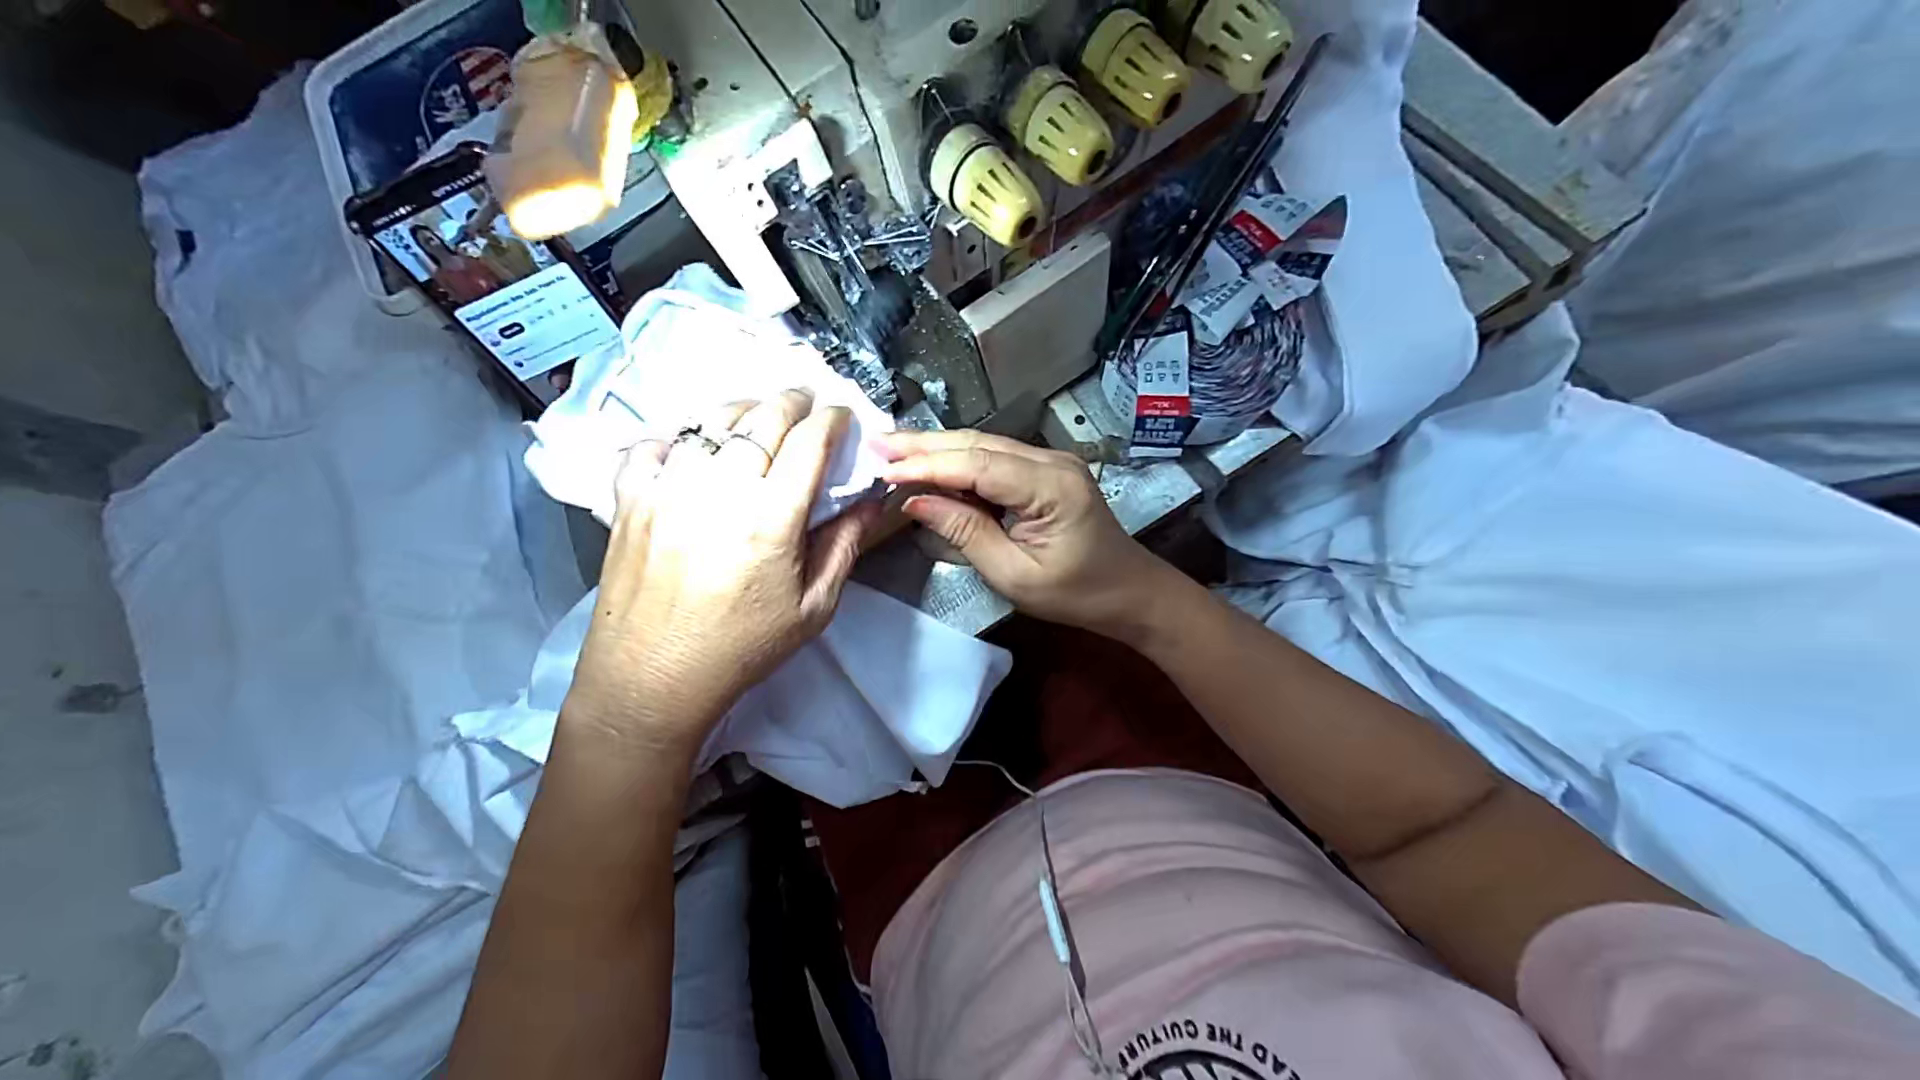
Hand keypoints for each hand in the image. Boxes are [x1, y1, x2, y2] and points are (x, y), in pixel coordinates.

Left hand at [568, 390, 878, 755]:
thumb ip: (845, 546)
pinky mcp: (630, 500)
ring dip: (741, 411)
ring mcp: (668, 489)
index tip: (842, 416)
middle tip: (806, 403)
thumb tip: (871, 500)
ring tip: (755, 417)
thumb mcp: (813, 608)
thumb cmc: (742, 648)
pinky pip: (652, 446)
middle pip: (762, 418)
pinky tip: (692, 448)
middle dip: (792, 401)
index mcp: (771, 518)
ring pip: (709, 422)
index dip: (833, 419)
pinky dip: (678, 436)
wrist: (652, 680)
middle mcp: (719, 490)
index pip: (810, 442)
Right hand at [878, 430, 1187, 641]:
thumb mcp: (1014, 574)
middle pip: (979, 443)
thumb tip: (916, 501)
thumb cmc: (1076, 593)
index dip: (928, 465)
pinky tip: (931, 463)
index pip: (977, 464)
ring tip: (892, 450)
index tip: (885, 470)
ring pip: (984, 445)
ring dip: (938, 449)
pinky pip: (995, 459)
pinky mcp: (1046, 470)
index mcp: (1051, 486)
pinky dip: (959, 462)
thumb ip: (965, 532)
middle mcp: (1051, 461)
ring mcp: (1051, 461)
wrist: (1129, 591)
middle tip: (877, 444)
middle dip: (925, 444)